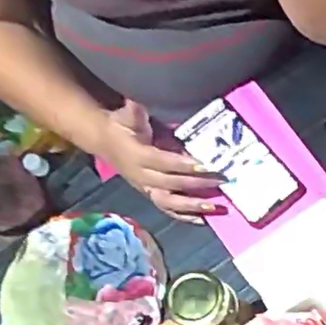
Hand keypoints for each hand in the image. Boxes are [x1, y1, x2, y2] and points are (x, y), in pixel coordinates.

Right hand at [90, 100, 223, 222]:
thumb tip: (144, 105)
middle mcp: (142, 177)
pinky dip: (186, 217)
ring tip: (215, 206)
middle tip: (221, 181)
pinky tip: (204, 219)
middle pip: (173, 183)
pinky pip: (169, 210)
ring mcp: (147, 190)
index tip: (205, 166)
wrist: (104, 141)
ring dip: (194, 206)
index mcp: (137, 155)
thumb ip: (137, 112)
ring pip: (172, 203)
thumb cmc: (122, 125)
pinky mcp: (151, 197)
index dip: (183, 165)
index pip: (164, 162)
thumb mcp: (128, 114)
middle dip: (198, 184)